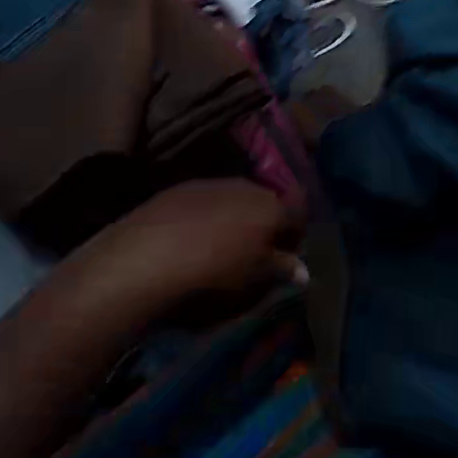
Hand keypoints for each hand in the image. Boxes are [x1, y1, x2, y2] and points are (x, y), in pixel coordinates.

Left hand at [63, 179, 304, 325]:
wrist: (153, 250)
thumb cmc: (216, 267)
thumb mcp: (255, 275)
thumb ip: (282, 267)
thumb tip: (304, 270)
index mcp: (270, 205)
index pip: (298, 212)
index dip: (297, 232)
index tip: (288, 252)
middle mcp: (246, 186)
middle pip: (268, 200)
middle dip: (268, 220)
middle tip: (258, 247)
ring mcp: (213, 182)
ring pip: (237, 196)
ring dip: (238, 214)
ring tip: (225, 241)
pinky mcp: (183, 186)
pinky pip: (208, 197)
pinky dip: (210, 212)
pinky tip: (195, 233)